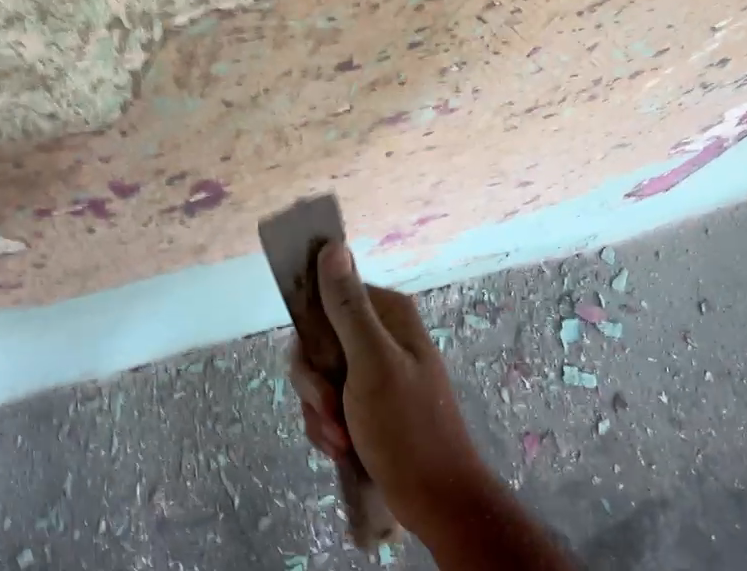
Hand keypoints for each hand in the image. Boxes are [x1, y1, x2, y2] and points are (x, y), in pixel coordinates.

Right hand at [289, 243, 578, 569]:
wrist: (436, 502)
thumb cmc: (407, 429)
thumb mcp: (372, 363)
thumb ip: (347, 306)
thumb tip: (331, 244)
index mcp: (387, 315)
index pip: (325, 297)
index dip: (310, 332)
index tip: (315, 365)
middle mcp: (378, 335)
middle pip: (314, 341)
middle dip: (313, 384)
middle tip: (330, 410)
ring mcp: (371, 370)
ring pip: (315, 376)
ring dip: (319, 411)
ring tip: (341, 439)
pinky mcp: (364, 402)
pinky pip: (324, 403)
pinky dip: (326, 427)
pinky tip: (342, 447)